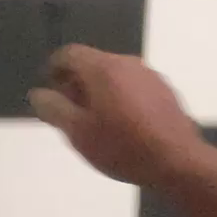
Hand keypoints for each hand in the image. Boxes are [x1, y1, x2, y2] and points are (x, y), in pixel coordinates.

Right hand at [29, 45, 207, 187]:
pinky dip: (121, 97)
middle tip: (71, 114)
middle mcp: (127, 63)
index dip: (54, 70)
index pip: (69, 54)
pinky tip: (124, 125)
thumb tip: (38, 94)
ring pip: (115, 75)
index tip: (51, 93)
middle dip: (77, 84)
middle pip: (93, 63)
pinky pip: (133, 86)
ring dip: (100, 91)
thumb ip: (54, 109)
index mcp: (103, 68)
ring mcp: (150, 75)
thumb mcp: (78, 133)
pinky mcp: (165, 91)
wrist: (178, 162)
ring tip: (97, 123)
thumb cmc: (122, 147)